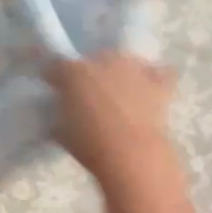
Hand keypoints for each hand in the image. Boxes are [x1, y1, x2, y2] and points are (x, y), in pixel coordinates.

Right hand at [44, 53, 177, 186]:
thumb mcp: (59, 130)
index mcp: (73, 72)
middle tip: (86, 94)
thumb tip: (61, 107)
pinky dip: (153, 78)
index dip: (53, 76)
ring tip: (117, 92)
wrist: (130, 153)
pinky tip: (148, 89)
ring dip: (119, 72)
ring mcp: (135, 67)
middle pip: (93, 58)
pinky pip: (157, 72)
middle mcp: (104, 59)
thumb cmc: (88, 144)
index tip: (52, 88)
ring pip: (125, 61)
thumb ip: (58, 112)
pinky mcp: (159, 81)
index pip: (56, 65)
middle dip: (88, 72)